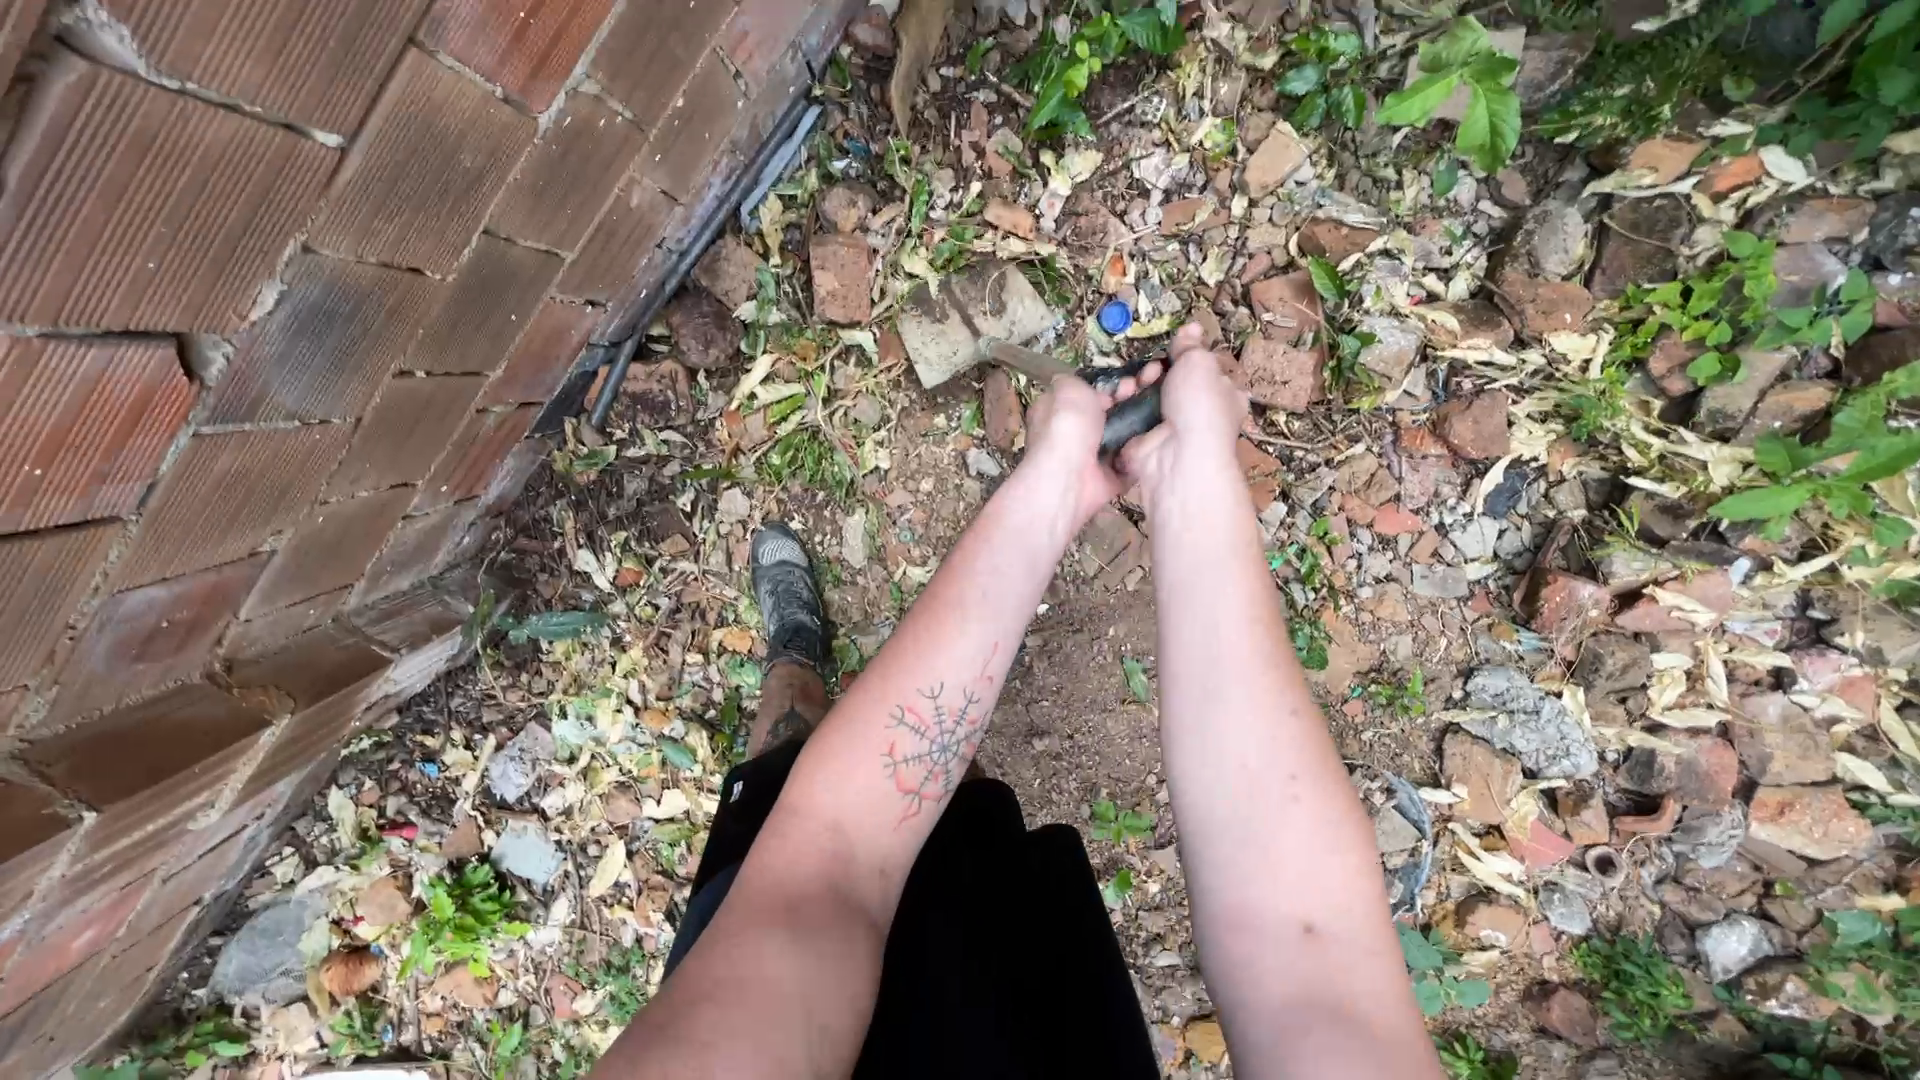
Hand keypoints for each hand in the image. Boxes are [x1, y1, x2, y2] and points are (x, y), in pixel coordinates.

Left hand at [1020, 373, 1144, 531]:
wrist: (1071, 475)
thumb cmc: (1067, 425)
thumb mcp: (1068, 387)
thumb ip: (1074, 380)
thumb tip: (1081, 385)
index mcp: (1059, 411)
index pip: (1089, 393)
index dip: (1111, 383)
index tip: (1129, 379)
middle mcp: (1074, 434)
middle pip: (1109, 411)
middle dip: (1131, 397)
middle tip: (1148, 389)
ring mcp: (1093, 457)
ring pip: (1123, 434)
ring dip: (1141, 421)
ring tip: (1158, 408)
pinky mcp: (1110, 477)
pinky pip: (1131, 459)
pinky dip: (1144, 448)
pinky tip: (1158, 433)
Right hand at [1115, 323, 1248, 510]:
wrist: (1177, 456)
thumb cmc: (1199, 407)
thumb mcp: (1200, 364)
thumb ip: (1191, 346)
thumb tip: (1192, 327)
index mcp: (1223, 396)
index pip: (1205, 372)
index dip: (1188, 358)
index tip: (1174, 348)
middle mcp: (1198, 414)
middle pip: (1170, 382)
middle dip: (1156, 370)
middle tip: (1152, 370)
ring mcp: (1168, 430)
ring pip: (1146, 397)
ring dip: (1136, 385)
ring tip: (1133, 384)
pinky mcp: (1142, 441)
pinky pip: (1129, 415)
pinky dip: (1121, 404)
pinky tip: (1120, 397)